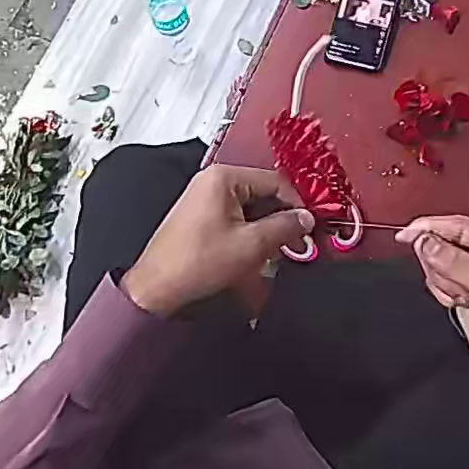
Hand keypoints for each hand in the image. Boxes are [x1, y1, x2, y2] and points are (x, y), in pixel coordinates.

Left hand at [122, 165, 312, 315]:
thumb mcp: (251, 245)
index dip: (296, 204)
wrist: (157, 290)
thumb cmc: (196, 263)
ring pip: (251, 209)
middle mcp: (213, 182)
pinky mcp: (201, 217)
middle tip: (297, 242)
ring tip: (277, 253)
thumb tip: (306, 218)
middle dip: (281, 219)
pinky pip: (236, 219)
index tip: (310, 224)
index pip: (275, 181)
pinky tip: (257, 254)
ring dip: (266, 230)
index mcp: (223, 178)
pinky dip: (250, 234)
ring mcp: (205, 199)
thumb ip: (284, 227)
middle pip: (263, 194)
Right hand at [396, 217, 468, 392]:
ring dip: (445, 280)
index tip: (409, 233)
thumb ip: (461, 265)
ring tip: (465, 299)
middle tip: (457, 286)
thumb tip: (426, 242)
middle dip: (444, 263)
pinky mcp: (465, 286)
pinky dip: (443, 291)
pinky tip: (462, 303)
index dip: (435, 227)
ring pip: (438, 258)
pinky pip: (438, 276)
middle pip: (447, 239)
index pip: (466, 224)